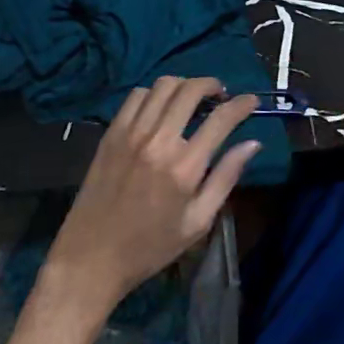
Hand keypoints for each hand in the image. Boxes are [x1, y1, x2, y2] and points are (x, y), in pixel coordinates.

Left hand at [45, 77, 262, 309]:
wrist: (91, 257)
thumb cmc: (151, 246)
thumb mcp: (197, 222)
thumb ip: (226, 177)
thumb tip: (252, 144)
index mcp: (184, 167)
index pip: (221, 119)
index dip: (241, 104)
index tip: (251, 100)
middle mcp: (158, 141)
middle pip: (190, 90)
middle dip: (212, 85)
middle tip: (221, 95)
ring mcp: (131, 133)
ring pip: (163, 86)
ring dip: (184, 85)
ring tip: (193, 98)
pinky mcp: (111, 133)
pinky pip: (137, 96)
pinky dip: (155, 93)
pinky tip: (161, 108)